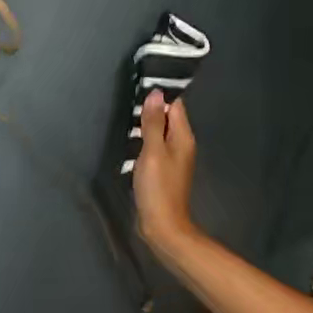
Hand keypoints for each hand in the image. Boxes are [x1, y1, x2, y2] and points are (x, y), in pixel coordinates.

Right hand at [133, 89, 197, 249]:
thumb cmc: (158, 188)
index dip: (160, 96)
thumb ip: (154, 123)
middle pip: (168, 118)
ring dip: (147, 127)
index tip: (140, 86)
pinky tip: (132, 142)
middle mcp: (182, 145)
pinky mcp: (164, 170)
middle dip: (151, 110)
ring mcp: (174, 159)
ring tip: (128, 118)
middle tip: (130, 101)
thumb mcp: (153, 152)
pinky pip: (156, 148)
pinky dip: (145, 142)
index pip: (176, 106)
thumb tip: (157, 94)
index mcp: (184, 137)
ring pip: (161, 133)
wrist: (162, 225)